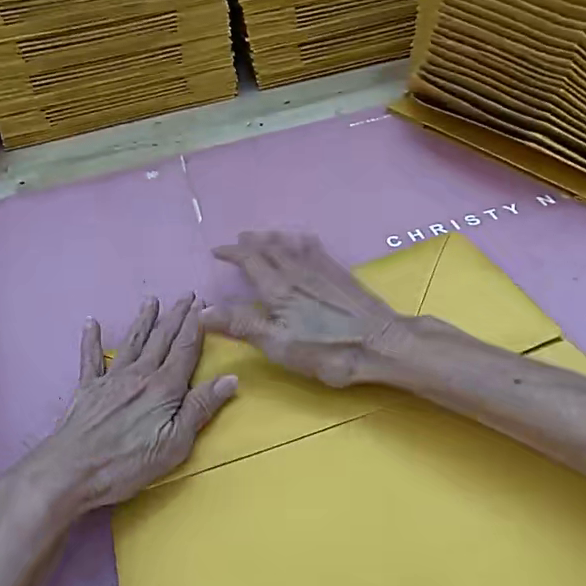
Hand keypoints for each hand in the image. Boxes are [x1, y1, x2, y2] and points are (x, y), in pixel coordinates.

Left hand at [7, 295, 237, 519]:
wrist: (71, 470)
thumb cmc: (128, 463)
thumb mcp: (174, 443)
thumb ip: (200, 408)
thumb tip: (230, 378)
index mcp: (164, 388)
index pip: (185, 349)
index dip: (195, 326)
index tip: (202, 304)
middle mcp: (139, 375)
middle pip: (161, 340)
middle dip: (176, 316)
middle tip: (186, 295)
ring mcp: (110, 380)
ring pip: (132, 343)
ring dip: (144, 321)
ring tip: (151, 301)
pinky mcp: (87, 389)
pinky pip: (90, 359)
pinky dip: (92, 340)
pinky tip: (92, 323)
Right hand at [202, 231, 405, 386]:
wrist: (382, 344)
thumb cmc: (327, 350)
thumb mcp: (278, 344)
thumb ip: (241, 325)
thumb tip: (202, 311)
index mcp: (278, 288)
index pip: (249, 260)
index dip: (231, 253)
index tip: (217, 251)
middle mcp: (297, 271)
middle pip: (270, 248)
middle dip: (251, 242)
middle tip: (239, 240)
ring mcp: (322, 270)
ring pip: (291, 244)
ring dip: (273, 237)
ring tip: (264, 235)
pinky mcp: (341, 274)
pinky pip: (314, 248)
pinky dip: (299, 241)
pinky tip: (302, 241)